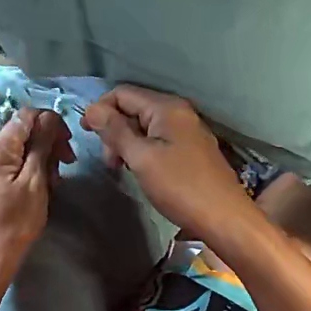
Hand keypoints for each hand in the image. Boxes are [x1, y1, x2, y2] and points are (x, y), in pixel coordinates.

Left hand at [0, 107, 74, 267]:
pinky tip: (46, 181)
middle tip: (67, 161)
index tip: (66, 141)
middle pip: (25, 128)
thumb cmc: (18, 218)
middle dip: (49, 140)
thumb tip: (50, 117)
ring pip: (24, 142)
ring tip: (55, 177)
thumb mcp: (36, 180)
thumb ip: (41, 144)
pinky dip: (34, 163)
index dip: (50, 121)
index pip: (26, 115)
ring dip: (44, 154)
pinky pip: (18, 156)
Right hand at [81, 85, 256, 240]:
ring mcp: (186, 130)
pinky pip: (157, 139)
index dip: (100, 110)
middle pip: (133, 108)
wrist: (223, 218)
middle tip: (109, 161)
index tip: (86, 135)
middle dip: (113, 130)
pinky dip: (141, 150)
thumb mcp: (141, 157)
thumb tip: (92, 109)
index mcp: (166, 107)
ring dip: (125, 143)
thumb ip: (115, 131)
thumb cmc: (180, 186)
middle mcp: (178, 112)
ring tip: (121, 168)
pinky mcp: (190, 149)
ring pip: (144, 126)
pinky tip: (140, 170)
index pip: (122, 93)